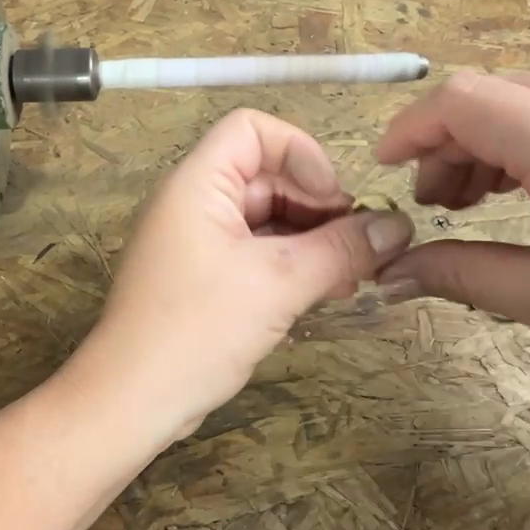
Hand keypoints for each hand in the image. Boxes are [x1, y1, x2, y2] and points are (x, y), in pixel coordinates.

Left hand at [65, 109, 413, 441]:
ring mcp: (195, 243)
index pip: (254, 130)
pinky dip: (289, 267)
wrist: (131, 399)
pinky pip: (253, 254)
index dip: (302, 153)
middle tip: (360, 250)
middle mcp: (193, 203)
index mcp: (198, 184)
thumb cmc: (197, 330)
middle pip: (267, 177)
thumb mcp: (278, 284)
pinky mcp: (201, 279)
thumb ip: (341, 249)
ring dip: (311, 242)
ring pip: (265, 220)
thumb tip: (398, 226)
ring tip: (349, 280)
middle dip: (318, 206)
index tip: (335, 201)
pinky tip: (322, 294)